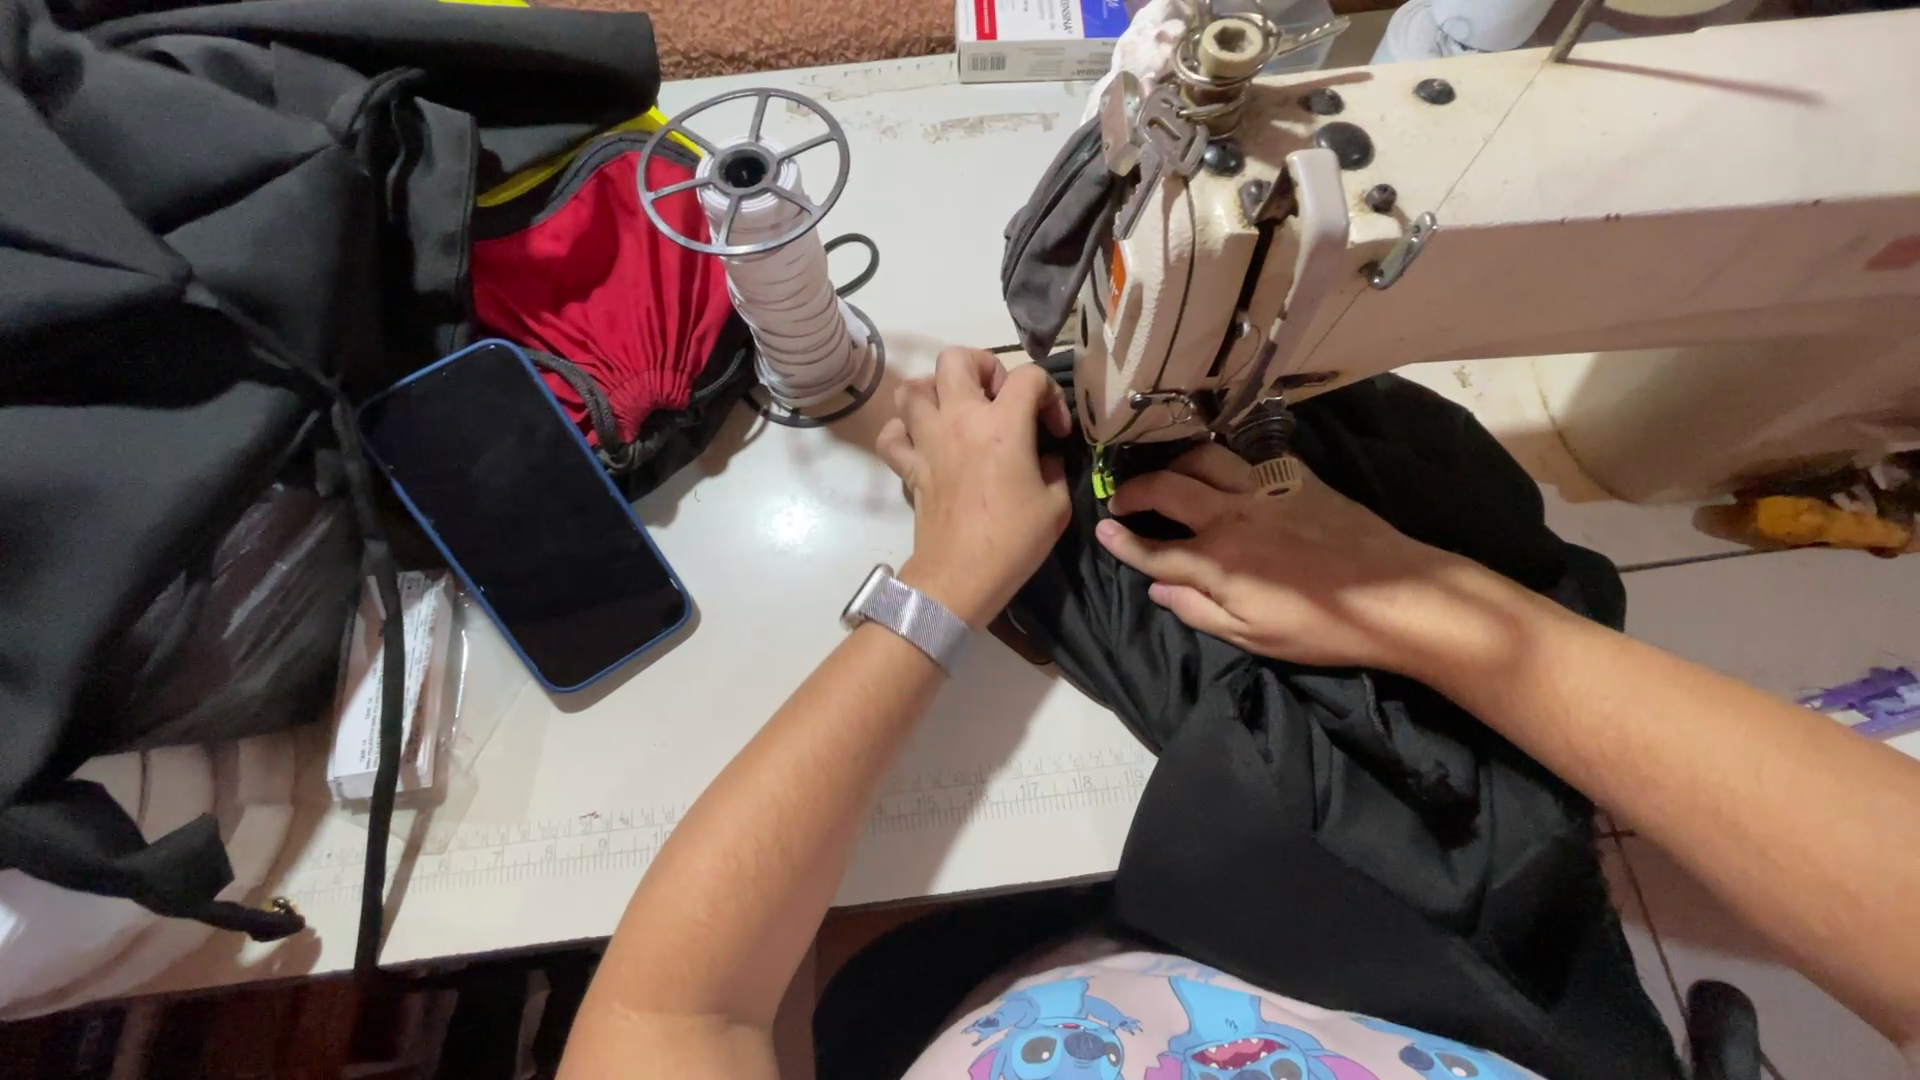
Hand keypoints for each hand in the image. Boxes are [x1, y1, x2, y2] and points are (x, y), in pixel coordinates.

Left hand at [876, 348, 1074, 626]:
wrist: (961, 576)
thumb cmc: (1014, 541)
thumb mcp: (1056, 505)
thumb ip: (1053, 469)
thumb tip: (1044, 459)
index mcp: (1003, 424)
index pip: (1029, 376)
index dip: (1049, 394)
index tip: (1054, 430)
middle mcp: (960, 420)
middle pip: (956, 358)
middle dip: (982, 367)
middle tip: (998, 397)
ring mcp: (927, 441)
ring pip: (913, 388)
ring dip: (936, 390)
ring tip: (956, 410)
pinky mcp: (907, 466)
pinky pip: (892, 434)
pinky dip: (902, 431)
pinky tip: (923, 442)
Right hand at [1094, 443, 1519, 673]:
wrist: (1396, 594)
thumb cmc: (1320, 627)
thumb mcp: (1252, 636)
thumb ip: (1198, 609)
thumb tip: (1158, 588)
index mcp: (1217, 562)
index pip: (1153, 548)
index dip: (1121, 541)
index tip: (1101, 530)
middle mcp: (1230, 517)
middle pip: (1167, 490)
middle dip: (1134, 491)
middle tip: (1121, 498)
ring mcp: (1263, 491)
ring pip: (1202, 460)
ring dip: (1173, 464)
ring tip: (1165, 475)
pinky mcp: (1294, 477)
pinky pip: (1246, 456)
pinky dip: (1221, 458)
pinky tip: (1218, 466)